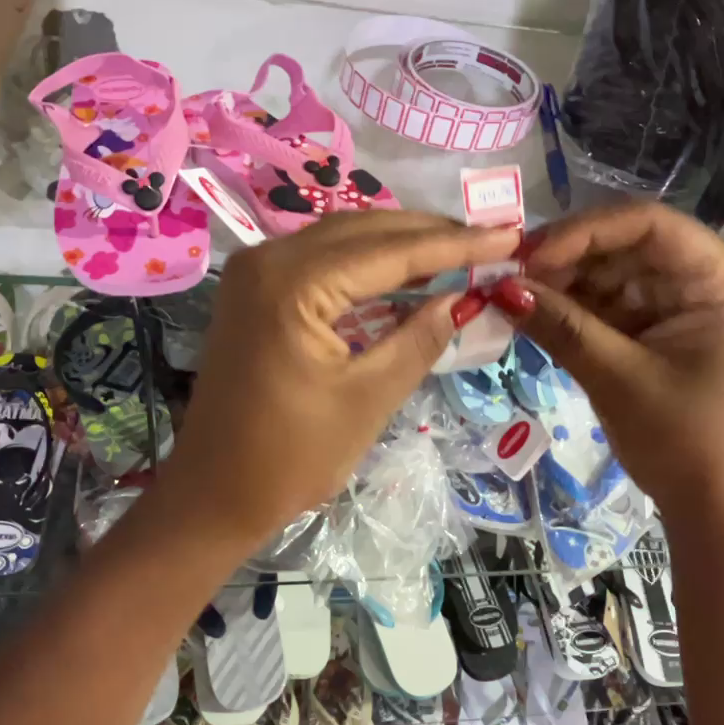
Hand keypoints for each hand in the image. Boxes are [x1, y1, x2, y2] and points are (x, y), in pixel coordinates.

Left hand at [160, 211, 520, 543]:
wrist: (213, 493)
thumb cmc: (290, 457)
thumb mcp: (368, 399)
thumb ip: (418, 338)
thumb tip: (462, 298)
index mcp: (292, 284)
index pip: (390, 252)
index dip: (455, 244)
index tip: (510, 235)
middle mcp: (268, 259)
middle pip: (365, 231)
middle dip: (430, 234)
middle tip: (492, 239)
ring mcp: (254, 270)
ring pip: (343, 238)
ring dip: (400, 244)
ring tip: (461, 249)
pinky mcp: (253, 289)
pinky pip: (321, 259)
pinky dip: (366, 263)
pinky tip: (405, 271)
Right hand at [490, 203, 723, 501]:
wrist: (715, 507)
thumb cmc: (686, 441)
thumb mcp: (618, 379)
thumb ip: (561, 326)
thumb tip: (498, 288)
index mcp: (718, 275)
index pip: (646, 224)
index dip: (583, 232)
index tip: (528, 259)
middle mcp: (700, 274)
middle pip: (621, 242)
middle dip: (563, 258)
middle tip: (504, 277)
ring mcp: (675, 298)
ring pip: (605, 268)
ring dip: (558, 281)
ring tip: (507, 295)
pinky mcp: (652, 323)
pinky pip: (603, 298)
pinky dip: (567, 305)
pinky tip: (529, 311)